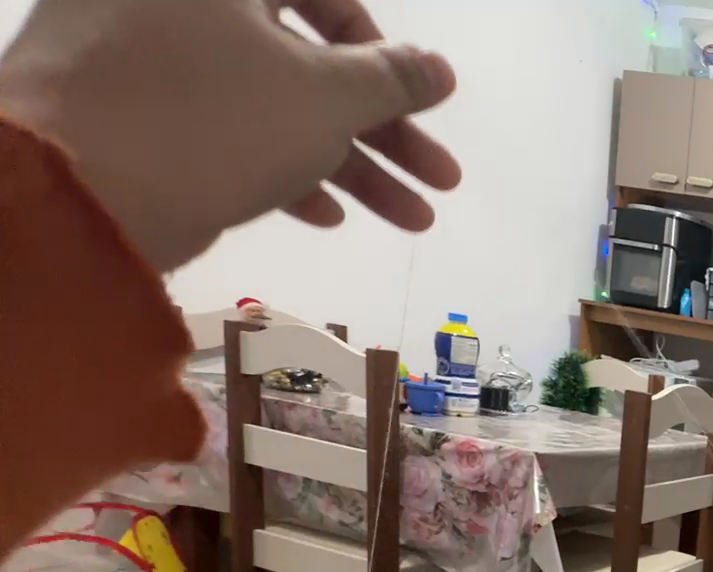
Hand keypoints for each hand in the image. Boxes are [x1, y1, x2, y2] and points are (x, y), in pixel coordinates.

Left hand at [0, 0, 459, 270]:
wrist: (81, 186)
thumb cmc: (217, 118)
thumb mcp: (329, 96)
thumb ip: (393, 80)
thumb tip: (440, 67)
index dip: (379, 50)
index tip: (413, 99)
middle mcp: (179, 5)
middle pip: (311, 64)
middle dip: (389, 131)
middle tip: (443, 179)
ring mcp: (154, 59)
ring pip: (282, 108)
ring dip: (359, 168)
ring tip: (416, 220)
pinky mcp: (143, 113)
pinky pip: (233, 132)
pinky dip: (289, 171)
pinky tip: (328, 216)